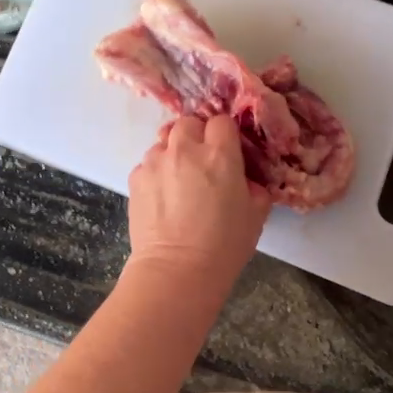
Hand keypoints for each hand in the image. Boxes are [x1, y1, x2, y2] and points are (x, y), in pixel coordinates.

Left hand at [126, 115, 272, 292]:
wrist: (177, 270)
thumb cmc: (224, 245)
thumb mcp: (256, 215)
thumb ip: (254, 186)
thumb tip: (245, 179)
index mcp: (219, 154)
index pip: (221, 122)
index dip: (224, 135)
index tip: (226, 152)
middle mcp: (185, 149)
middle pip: (188, 123)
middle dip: (196, 136)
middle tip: (201, 162)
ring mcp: (156, 161)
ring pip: (164, 141)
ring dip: (173, 152)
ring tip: (178, 179)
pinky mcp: (135, 177)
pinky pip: (147, 164)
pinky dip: (155, 173)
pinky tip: (162, 196)